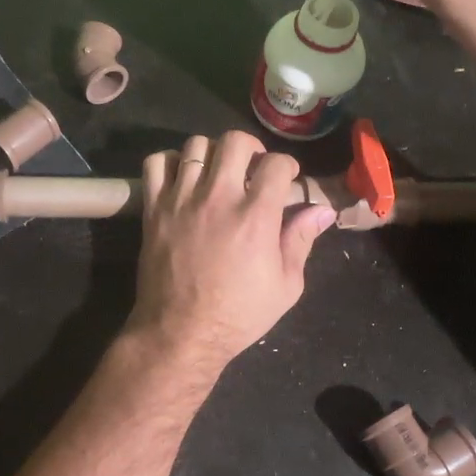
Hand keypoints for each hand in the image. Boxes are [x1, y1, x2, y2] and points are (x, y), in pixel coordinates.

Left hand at [125, 131, 335, 369]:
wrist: (180, 333)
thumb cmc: (238, 314)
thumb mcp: (285, 286)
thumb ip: (301, 240)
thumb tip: (322, 211)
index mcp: (255, 216)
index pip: (276, 163)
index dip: (287, 166)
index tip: (285, 179)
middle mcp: (218, 198)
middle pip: (235, 142)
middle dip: (251, 149)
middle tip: (252, 169)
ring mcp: (181, 200)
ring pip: (196, 146)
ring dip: (212, 154)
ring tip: (218, 174)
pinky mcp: (153, 208)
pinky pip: (157, 163)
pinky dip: (171, 162)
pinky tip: (184, 179)